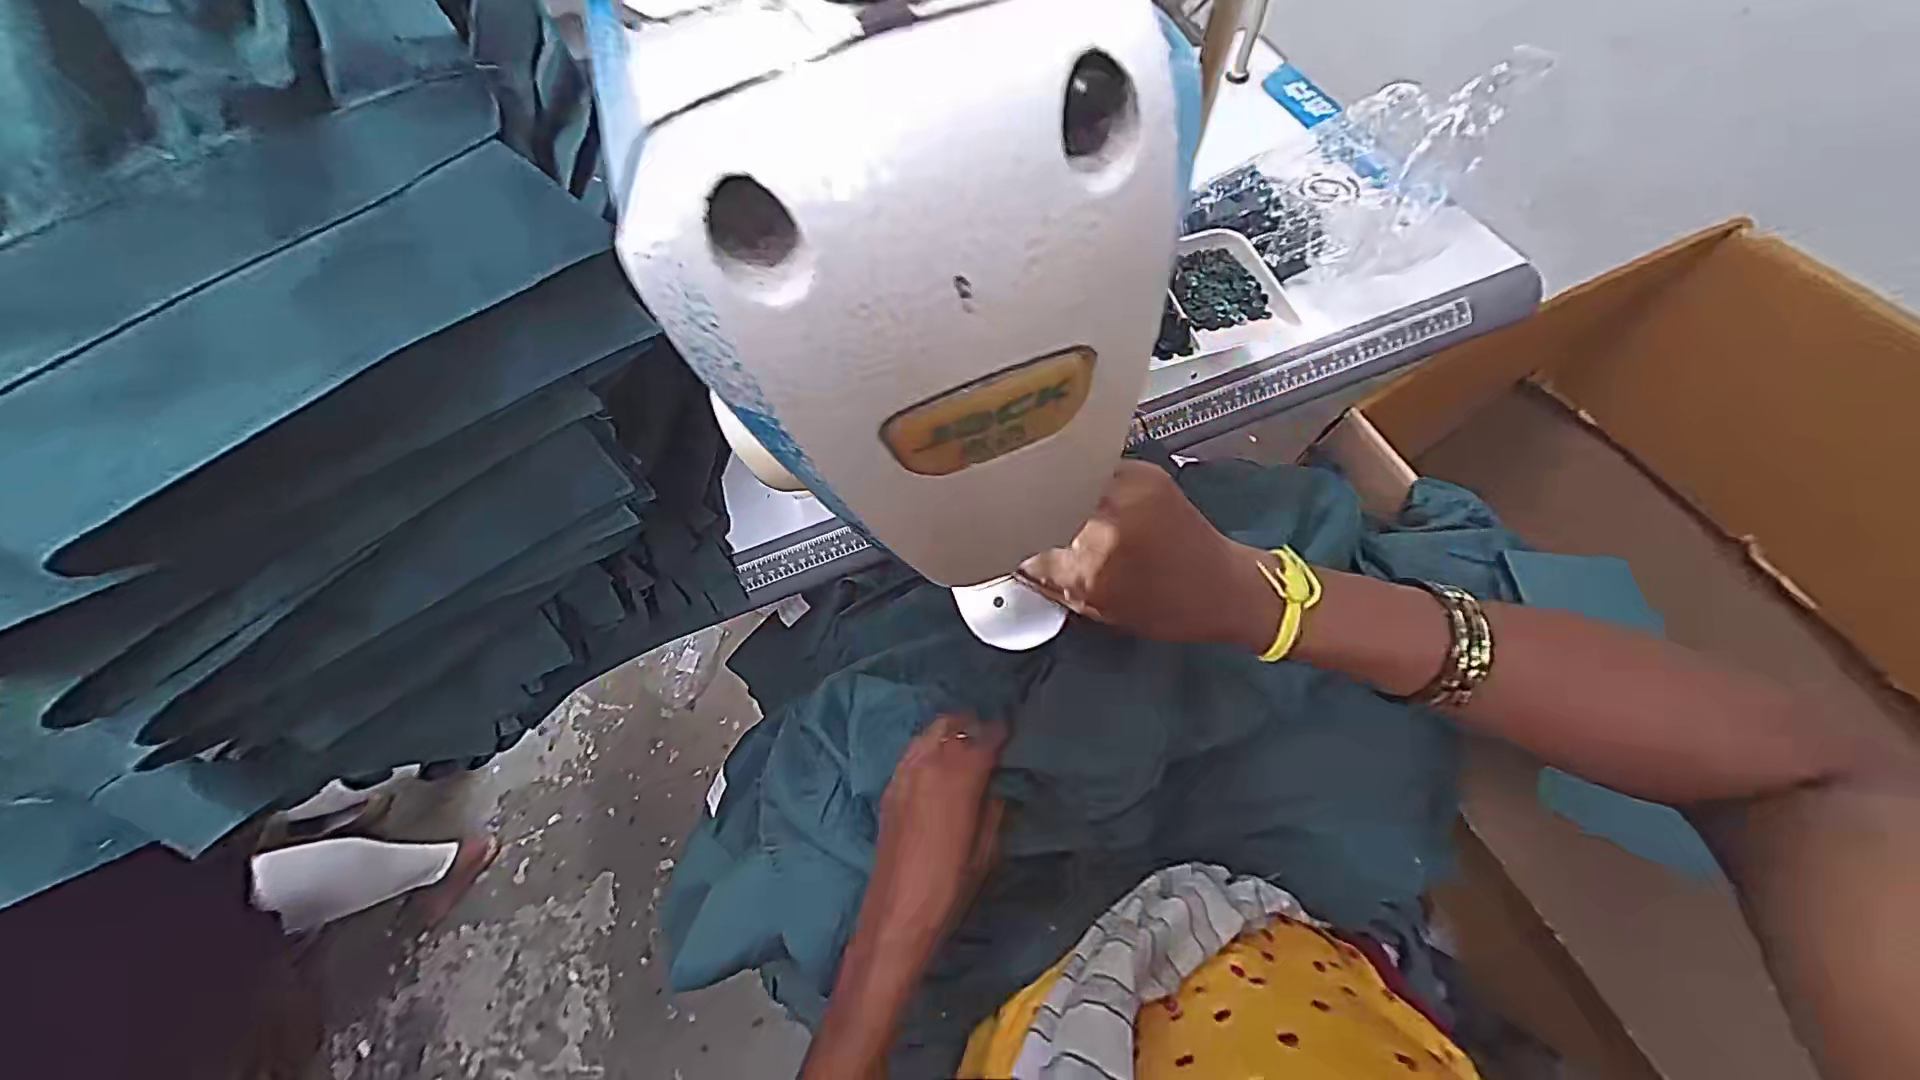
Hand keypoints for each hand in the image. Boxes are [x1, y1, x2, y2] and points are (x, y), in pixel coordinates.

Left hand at [862, 713, 1008, 953]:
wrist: (896, 915)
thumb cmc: (949, 887)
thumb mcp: (986, 850)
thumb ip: (993, 808)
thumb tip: (997, 784)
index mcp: (958, 778)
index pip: (983, 739)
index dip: (999, 733)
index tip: (1010, 733)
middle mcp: (928, 765)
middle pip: (952, 726)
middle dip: (973, 725)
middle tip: (989, 735)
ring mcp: (904, 773)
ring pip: (930, 733)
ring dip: (950, 732)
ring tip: (965, 744)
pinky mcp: (890, 786)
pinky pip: (913, 750)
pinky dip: (930, 746)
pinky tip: (939, 763)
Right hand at [1019, 460, 1279, 650]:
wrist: (1224, 586)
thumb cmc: (1162, 610)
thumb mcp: (1095, 608)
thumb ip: (1048, 579)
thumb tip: (1012, 555)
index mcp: (1091, 568)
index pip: (1025, 545)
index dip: (1008, 542)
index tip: (1001, 541)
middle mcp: (1106, 522)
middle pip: (1042, 502)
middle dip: (1025, 509)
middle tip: (1015, 515)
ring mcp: (1127, 490)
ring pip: (1067, 479)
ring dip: (1055, 490)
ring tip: (1048, 500)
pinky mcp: (1144, 472)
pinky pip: (1094, 471)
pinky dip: (1083, 482)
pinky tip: (1083, 492)